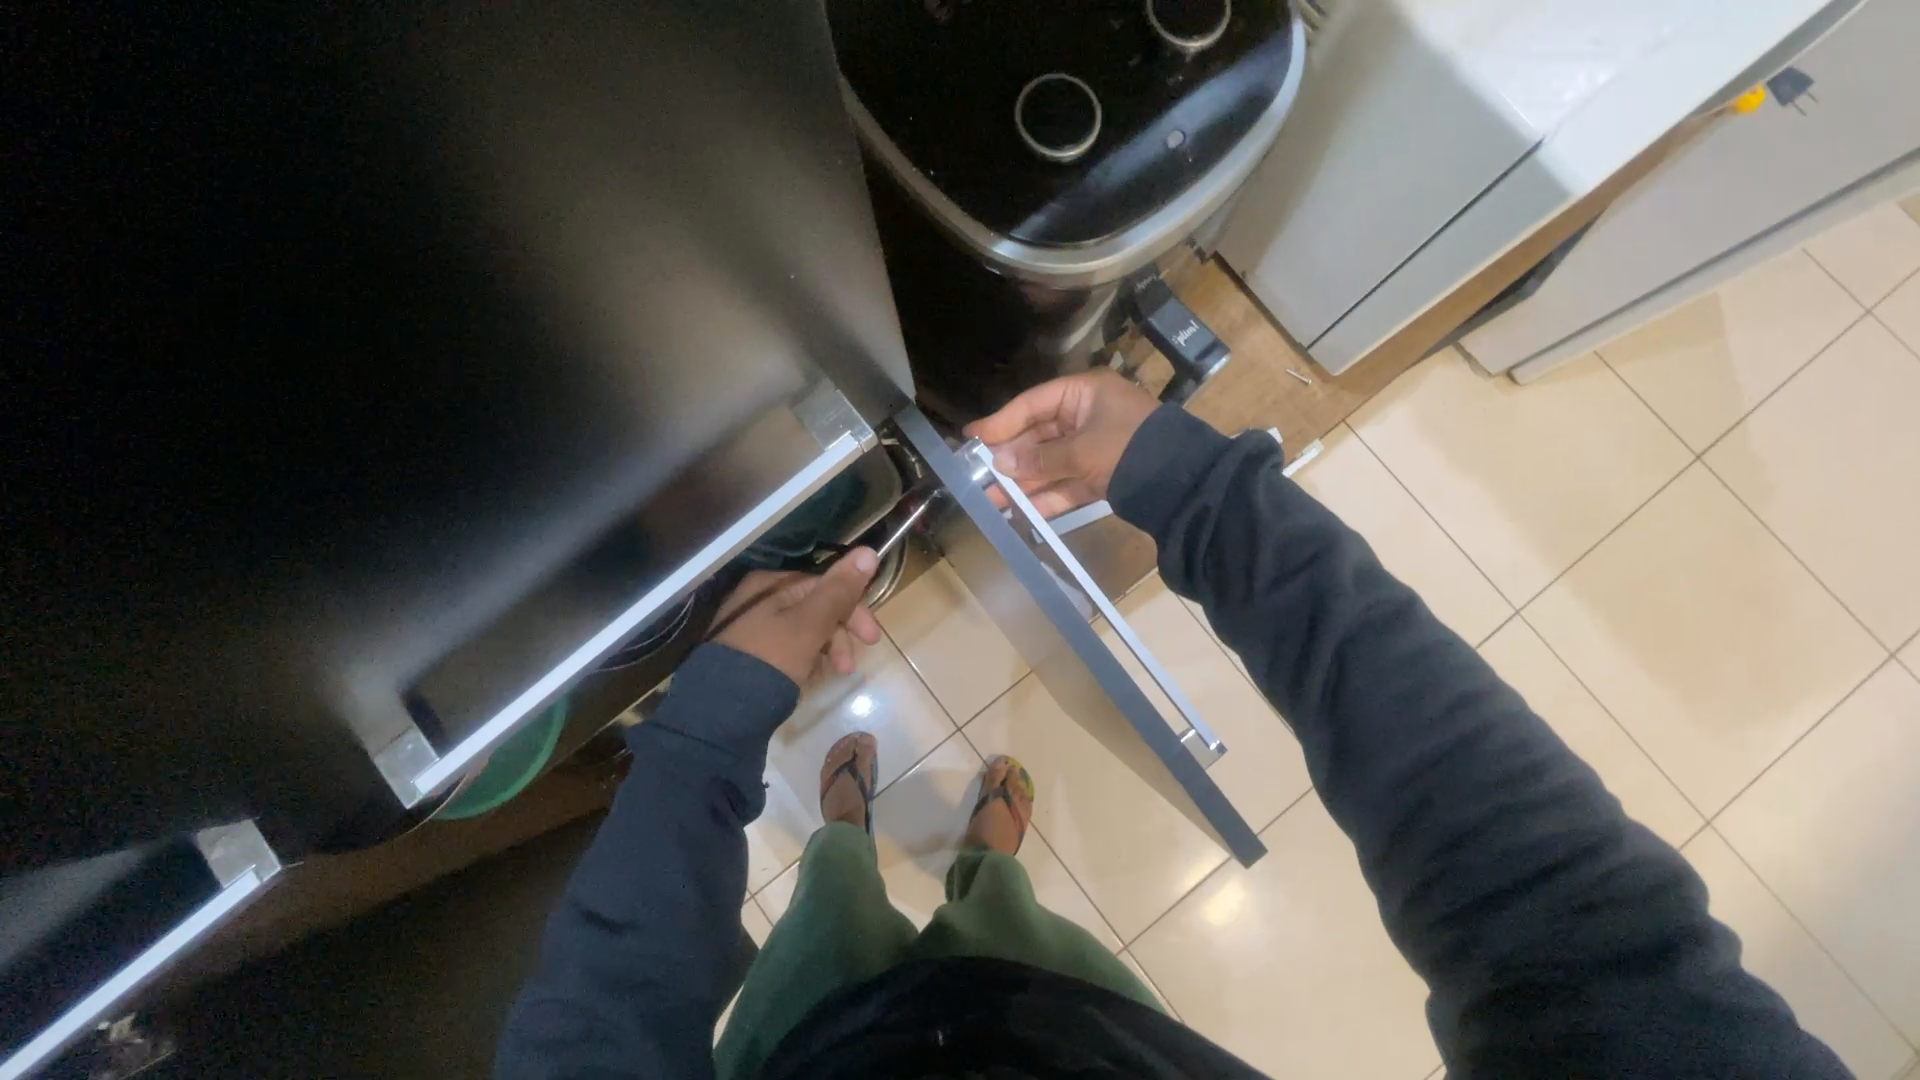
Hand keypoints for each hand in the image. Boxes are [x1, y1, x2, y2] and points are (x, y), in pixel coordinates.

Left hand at [710, 549, 882, 683]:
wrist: (720, 712)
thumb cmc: (770, 660)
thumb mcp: (809, 625)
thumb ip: (839, 591)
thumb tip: (868, 551)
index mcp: (771, 585)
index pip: (825, 586)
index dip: (854, 610)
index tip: (872, 639)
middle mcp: (758, 599)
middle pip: (816, 608)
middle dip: (840, 634)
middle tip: (850, 666)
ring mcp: (751, 627)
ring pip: (805, 629)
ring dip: (826, 648)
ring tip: (832, 674)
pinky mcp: (749, 653)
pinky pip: (789, 647)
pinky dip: (806, 658)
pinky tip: (810, 676)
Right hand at [962, 370, 1159, 516]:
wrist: (1184, 482)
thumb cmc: (1130, 448)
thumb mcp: (1082, 451)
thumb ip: (1039, 460)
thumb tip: (999, 464)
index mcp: (1085, 394)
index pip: (1033, 404)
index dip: (1001, 422)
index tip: (972, 438)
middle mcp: (1087, 416)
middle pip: (1039, 436)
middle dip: (1010, 460)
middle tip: (977, 477)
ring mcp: (1095, 447)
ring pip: (1050, 464)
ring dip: (1024, 484)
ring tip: (992, 501)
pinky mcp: (1102, 476)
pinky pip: (1067, 484)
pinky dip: (1047, 497)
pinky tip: (1022, 512)